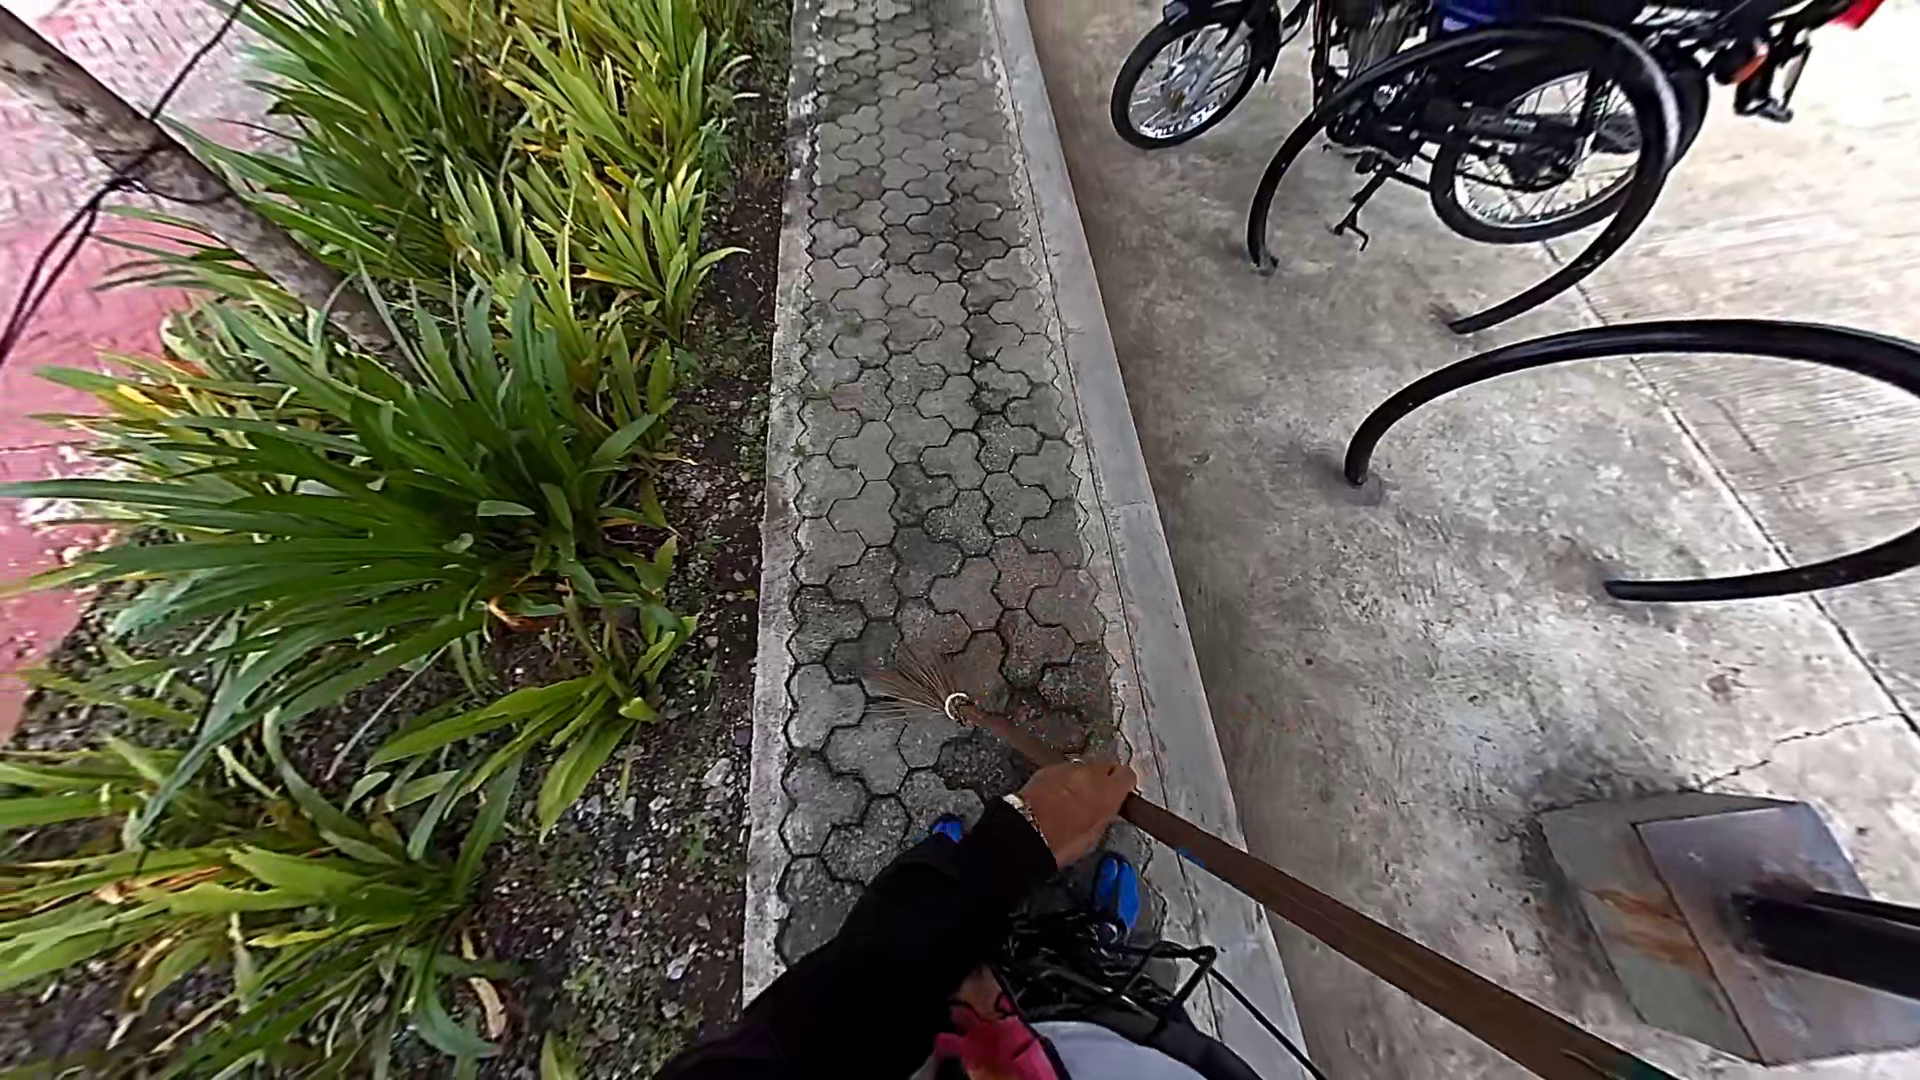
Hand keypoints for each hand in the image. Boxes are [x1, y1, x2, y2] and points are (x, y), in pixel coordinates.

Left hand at [1018, 761, 1135, 867]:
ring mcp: (1067, 768)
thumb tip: (1109, 810)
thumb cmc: (1062, 841)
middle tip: (1097, 799)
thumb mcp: (1094, 835)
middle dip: (1103, 781)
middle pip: (1105, 768)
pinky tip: (1058, 797)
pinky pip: (1064, 771)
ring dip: (1083, 781)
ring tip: (1074, 801)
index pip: (1127, 774)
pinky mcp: (1048, 768)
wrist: (1027, 830)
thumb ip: (1106, 815)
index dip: (1125, 784)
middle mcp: (1089, 773)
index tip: (1122, 793)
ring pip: (1084, 769)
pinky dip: (1065, 781)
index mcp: (1107, 790)